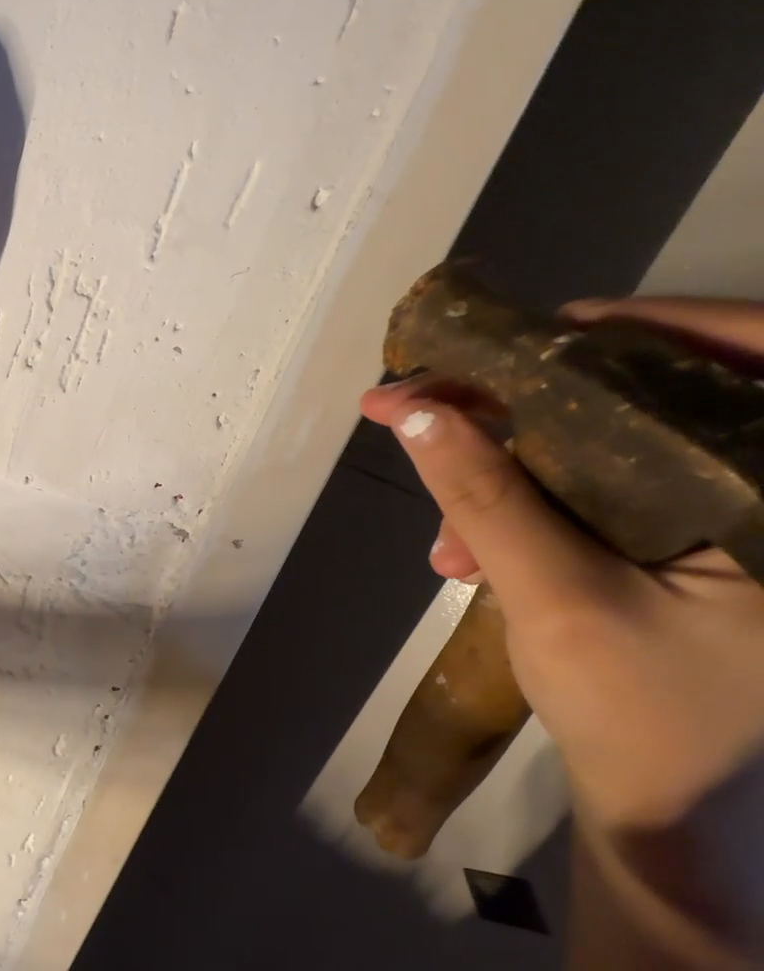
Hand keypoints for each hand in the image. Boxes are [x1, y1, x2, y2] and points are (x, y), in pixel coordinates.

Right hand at [362, 297, 763, 831]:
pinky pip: (607, 498)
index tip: (544, 329)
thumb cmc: (646, 715)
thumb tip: (413, 410)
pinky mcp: (694, 551)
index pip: (757, 364)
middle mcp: (763, 501)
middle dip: (530, 416)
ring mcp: (731, 529)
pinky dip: (534, 512)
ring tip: (446, 540)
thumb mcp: (557, 597)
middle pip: (659, 409)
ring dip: (515, 479)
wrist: (675, 815)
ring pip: (617, 458)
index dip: (660, 327)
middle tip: (430, 417)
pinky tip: (475, 553)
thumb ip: (486, 496)